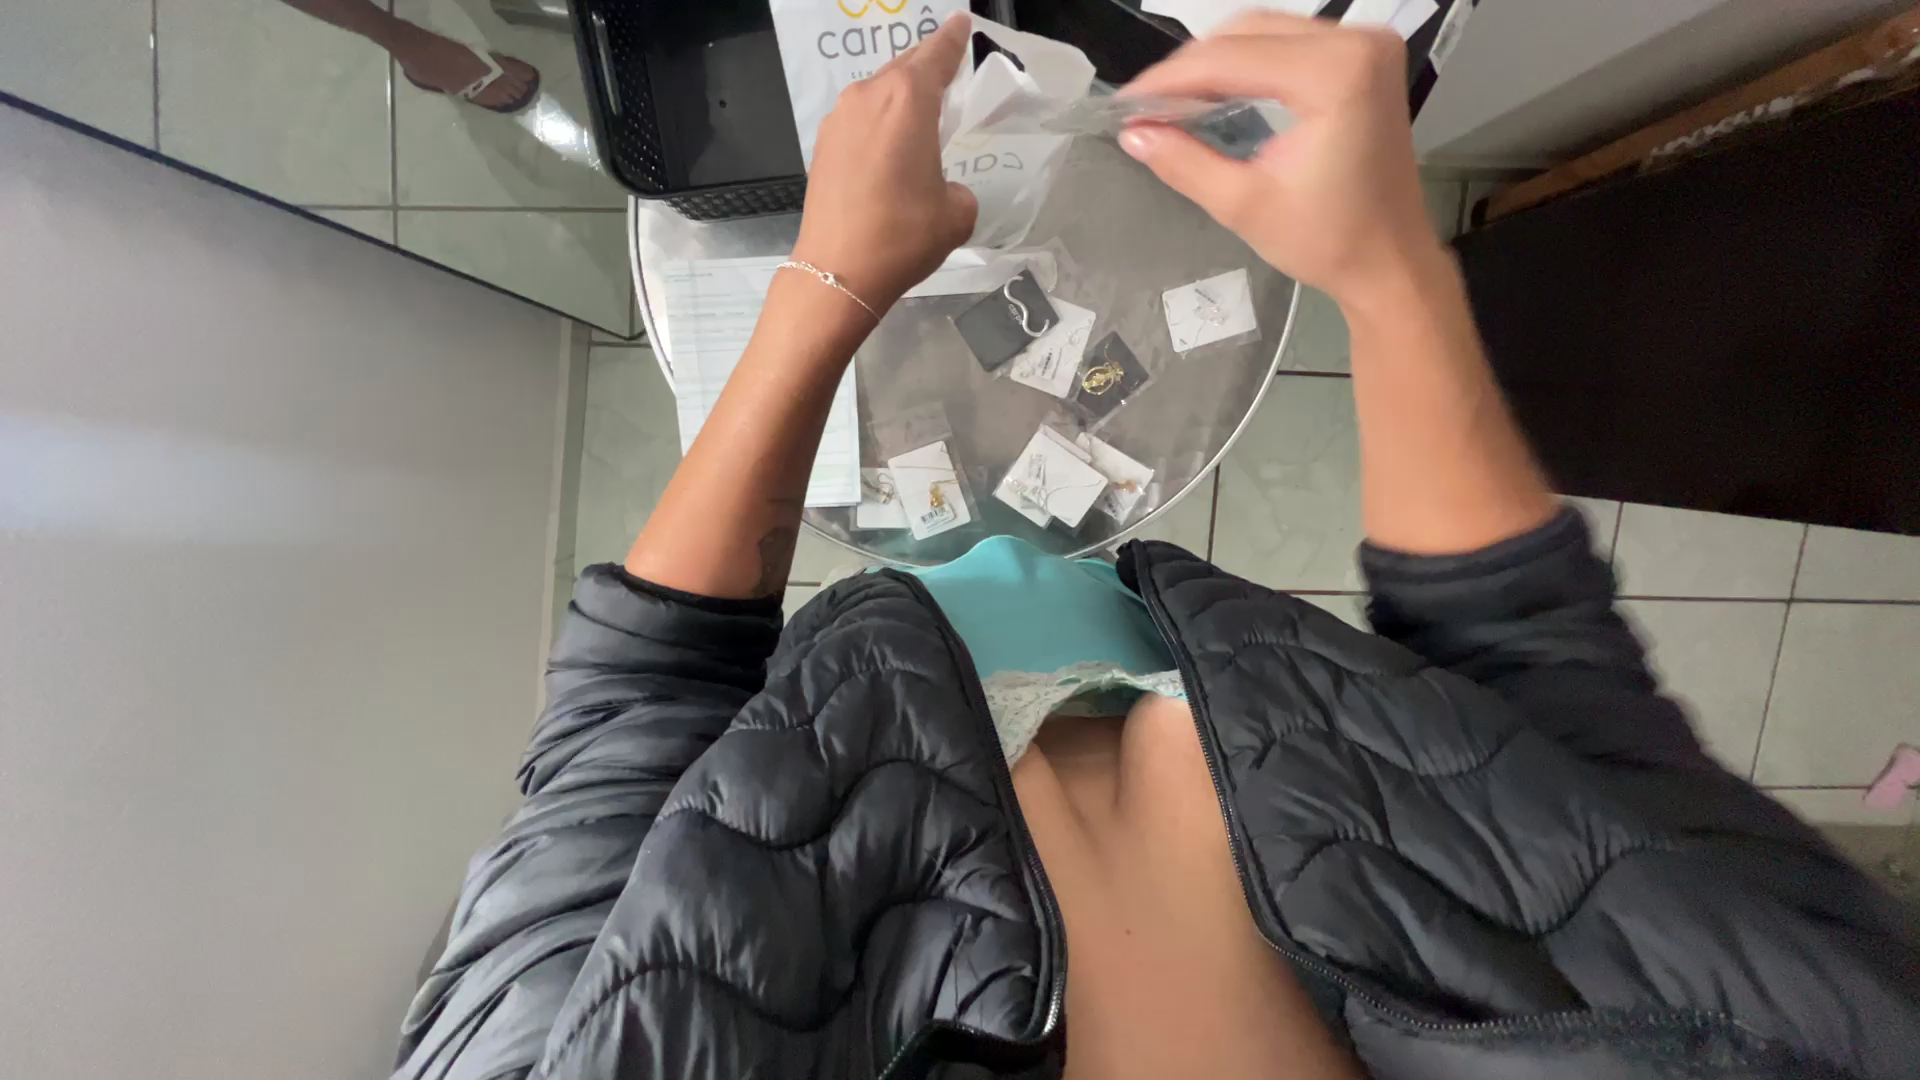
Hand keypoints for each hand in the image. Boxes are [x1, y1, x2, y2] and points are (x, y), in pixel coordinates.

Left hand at [791, 14, 977, 313]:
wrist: (838, 273)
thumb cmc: (903, 238)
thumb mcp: (956, 215)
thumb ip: (959, 190)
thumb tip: (943, 191)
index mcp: (909, 99)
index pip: (938, 54)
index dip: (953, 40)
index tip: (961, 26)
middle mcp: (869, 96)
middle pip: (904, 69)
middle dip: (926, 71)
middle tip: (945, 78)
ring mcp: (839, 120)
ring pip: (877, 96)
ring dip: (898, 103)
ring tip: (916, 123)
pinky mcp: (823, 147)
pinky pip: (859, 123)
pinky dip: (877, 129)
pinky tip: (887, 153)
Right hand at [1118, 13, 1442, 309]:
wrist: (1387, 260)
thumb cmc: (1326, 241)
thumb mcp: (1244, 206)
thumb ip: (1185, 164)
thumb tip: (1133, 135)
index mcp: (1334, 73)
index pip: (1232, 58)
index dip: (1171, 79)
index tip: (1126, 104)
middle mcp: (1355, 42)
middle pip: (1250, 32)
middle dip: (1190, 68)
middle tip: (1144, 106)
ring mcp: (1364, 47)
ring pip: (1266, 33)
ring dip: (1215, 64)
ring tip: (1170, 102)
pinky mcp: (1362, 62)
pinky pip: (1289, 47)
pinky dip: (1246, 67)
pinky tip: (1214, 95)